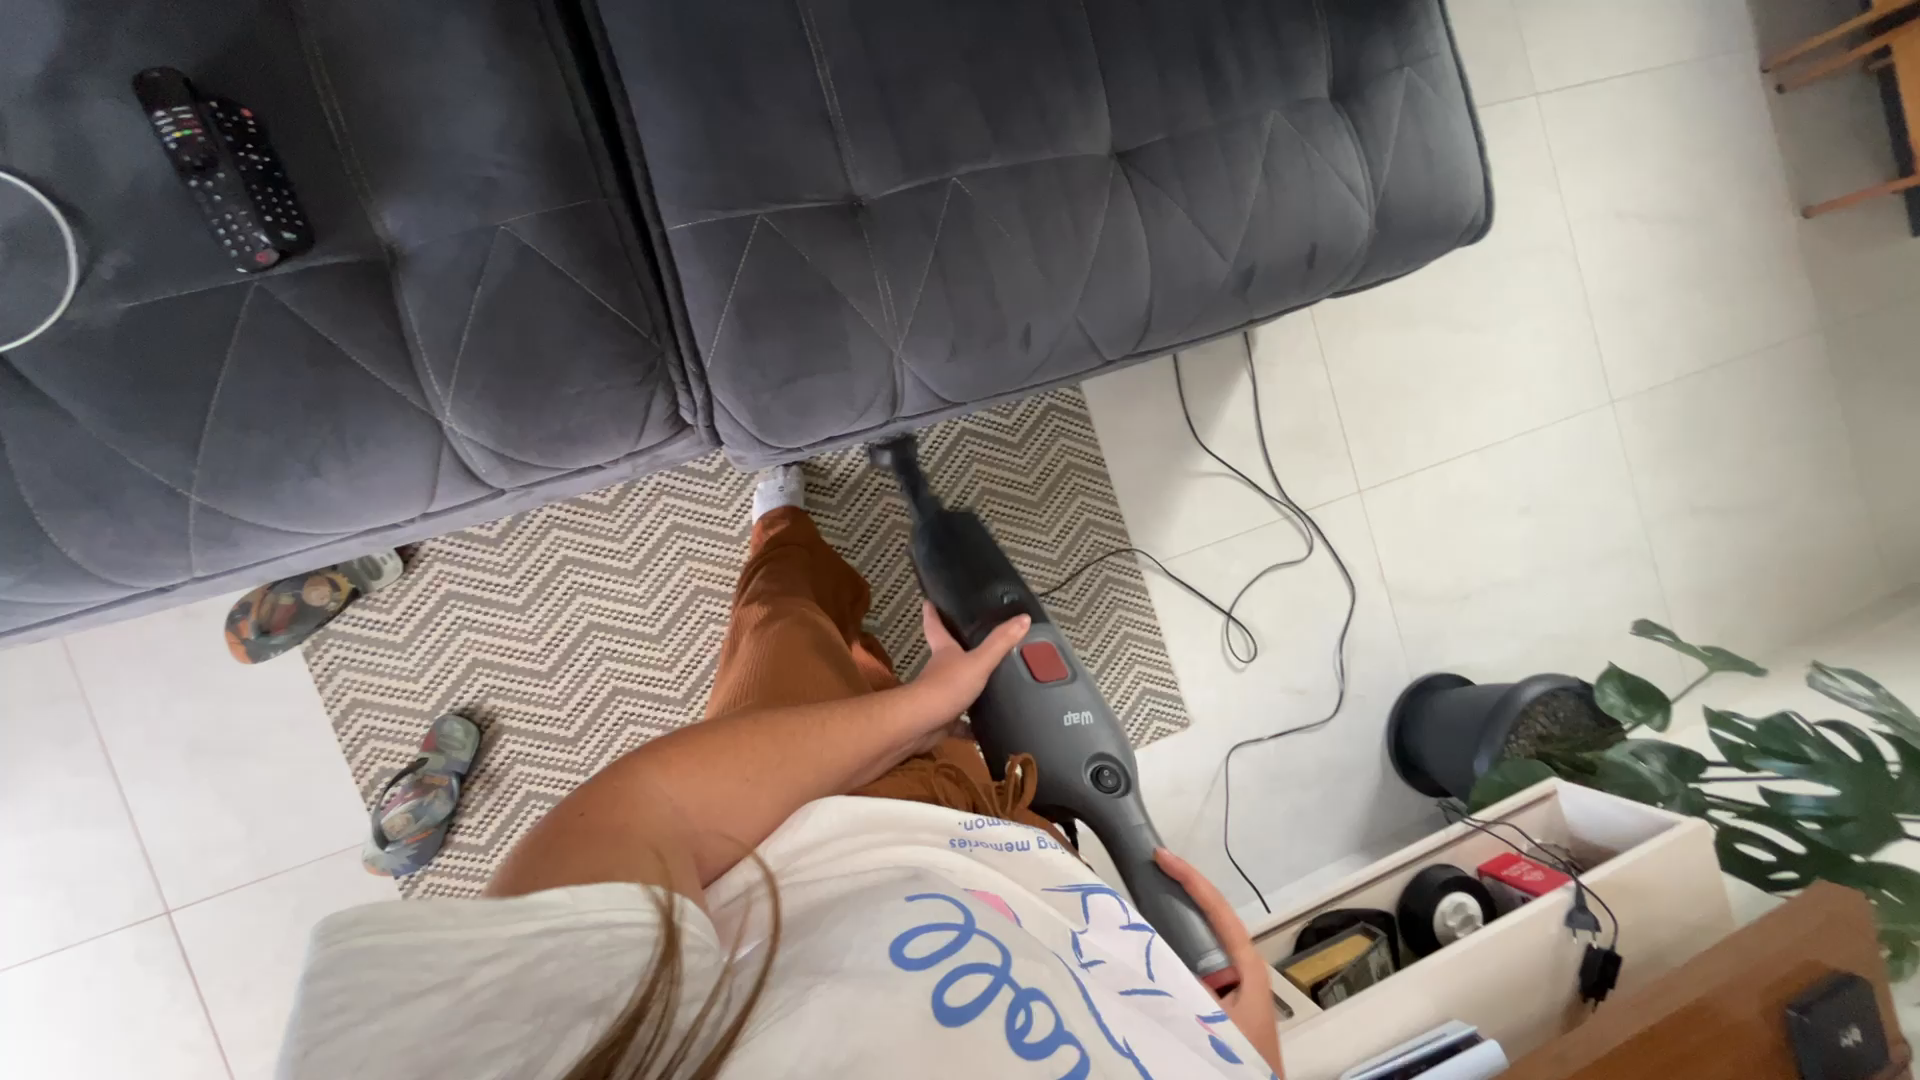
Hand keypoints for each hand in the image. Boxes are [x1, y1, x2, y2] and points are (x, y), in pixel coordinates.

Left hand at [902, 601, 1029, 748]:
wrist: (922, 724)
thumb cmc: (946, 686)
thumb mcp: (978, 662)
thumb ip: (1000, 643)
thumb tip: (1024, 618)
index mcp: (944, 651)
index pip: (935, 625)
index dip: (932, 612)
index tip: (929, 600)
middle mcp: (939, 670)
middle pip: (946, 655)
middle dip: (957, 649)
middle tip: (975, 642)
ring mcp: (939, 695)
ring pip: (955, 687)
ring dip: (968, 687)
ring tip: (990, 685)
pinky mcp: (942, 718)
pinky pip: (959, 722)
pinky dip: (970, 727)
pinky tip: (985, 730)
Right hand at [1155, 848, 1284, 1077]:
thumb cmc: (1243, 1063)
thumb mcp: (1215, 1027)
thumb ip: (1182, 990)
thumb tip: (1146, 954)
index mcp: (1247, 968)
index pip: (1218, 910)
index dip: (1190, 879)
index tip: (1161, 857)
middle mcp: (1240, 969)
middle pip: (1207, 918)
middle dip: (1178, 890)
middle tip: (1145, 869)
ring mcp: (1229, 985)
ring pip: (1196, 940)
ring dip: (1171, 917)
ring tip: (1140, 893)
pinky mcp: (1215, 1002)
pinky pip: (1188, 964)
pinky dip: (1168, 947)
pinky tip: (1145, 945)